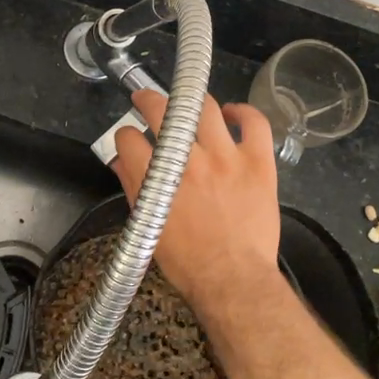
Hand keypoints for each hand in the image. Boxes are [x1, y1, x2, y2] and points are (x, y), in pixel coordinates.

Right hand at [107, 89, 282, 313]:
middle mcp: (189, 159)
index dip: (125, 135)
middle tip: (146, 100)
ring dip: (191, 101)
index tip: (130, 139)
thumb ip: (133, 187)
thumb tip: (120, 160)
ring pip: (206, 108)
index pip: (128, 137)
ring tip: (187, 104)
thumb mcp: (148, 226)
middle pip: (163, 110)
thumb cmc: (186, 260)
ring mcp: (227, 157)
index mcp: (157, 178)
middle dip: (148, 100)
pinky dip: (243, 112)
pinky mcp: (258, 162)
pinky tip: (232, 114)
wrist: (233, 279)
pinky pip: (255, 123)